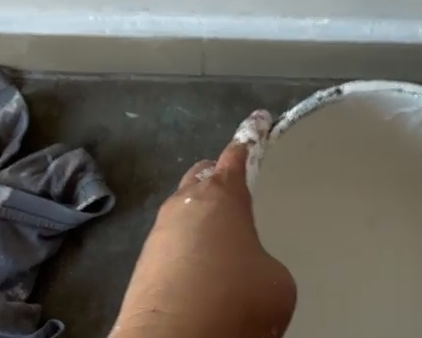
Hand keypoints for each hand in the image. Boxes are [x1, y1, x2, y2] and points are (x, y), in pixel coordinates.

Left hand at [110, 112, 296, 337]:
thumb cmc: (233, 300)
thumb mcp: (278, 282)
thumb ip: (268, 259)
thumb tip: (252, 268)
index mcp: (222, 194)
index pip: (238, 152)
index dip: (252, 136)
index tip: (259, 121)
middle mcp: (186, 202)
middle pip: (203, 175)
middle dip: (218, 179)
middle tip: (235, 193)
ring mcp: (159, 232)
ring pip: (183, 211)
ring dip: (199, 221)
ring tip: (219, 244)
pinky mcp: (143, 264)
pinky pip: (171, 245)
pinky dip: (185, 252)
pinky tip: (198, 275)